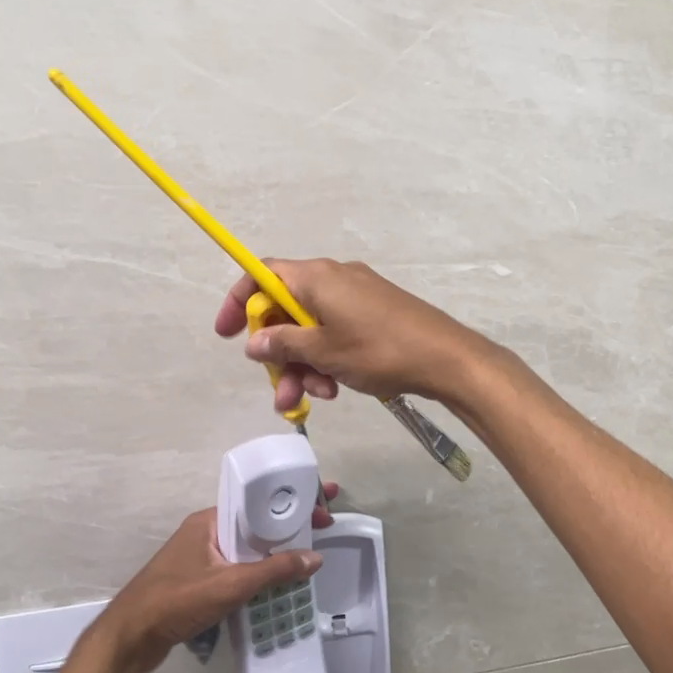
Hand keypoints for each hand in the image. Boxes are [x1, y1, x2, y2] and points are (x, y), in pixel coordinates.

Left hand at [90, 490, 338, 672]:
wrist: (129, 640)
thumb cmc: (176, 602)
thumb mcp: (231, 584)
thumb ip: (274, 571)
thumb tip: (315, 558)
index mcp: (210, 522)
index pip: (259, 504)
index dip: (293, 502)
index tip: (323, 500)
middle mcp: (206, 534)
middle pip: (257, 525)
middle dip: (290, 526)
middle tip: (325, 525)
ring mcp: (201, 559)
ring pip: (249, 550)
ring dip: (277, 553)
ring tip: (309, 555)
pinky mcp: (199, 582)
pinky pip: (239, 570)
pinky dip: (260, 574)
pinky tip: (280, 585)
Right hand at [214, 259, 493, 412]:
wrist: (447, 358)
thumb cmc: (380, 350)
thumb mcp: (323, 352)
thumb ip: (284, 344)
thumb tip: (255, 341)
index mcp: (316, 277)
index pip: (262, 275)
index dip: (239, 302)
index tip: (226, 334)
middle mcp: (335, 278)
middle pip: (287, 310)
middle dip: (280, 353)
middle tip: (282, 390)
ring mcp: (359, 296)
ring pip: (314, 328)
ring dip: (306, 364)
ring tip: (314, 398)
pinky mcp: (377, 314)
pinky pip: (339, 333)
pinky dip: (330, 359)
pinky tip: (338, 388)